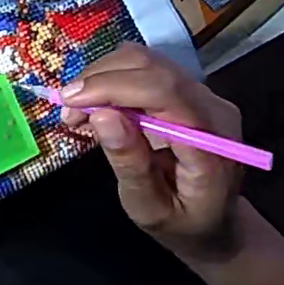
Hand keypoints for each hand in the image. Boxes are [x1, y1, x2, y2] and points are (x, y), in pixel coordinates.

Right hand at [61, 44, 244, 264]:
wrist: (216, 224)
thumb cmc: (182, 225)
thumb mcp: (149, 209)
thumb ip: (129, 164)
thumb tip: (101, 115)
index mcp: (212, 142)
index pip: (164, 91)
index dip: (113, 87)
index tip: (71, 102)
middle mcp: (212, 106)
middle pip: (149, 66)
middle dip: (99, 80)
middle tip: (67, 110)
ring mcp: (200, 92)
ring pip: (141, 59)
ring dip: (99, 76)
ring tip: (77, 110)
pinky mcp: (183, 86)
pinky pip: (141, 66)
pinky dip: (108, 77)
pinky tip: (94, 102)